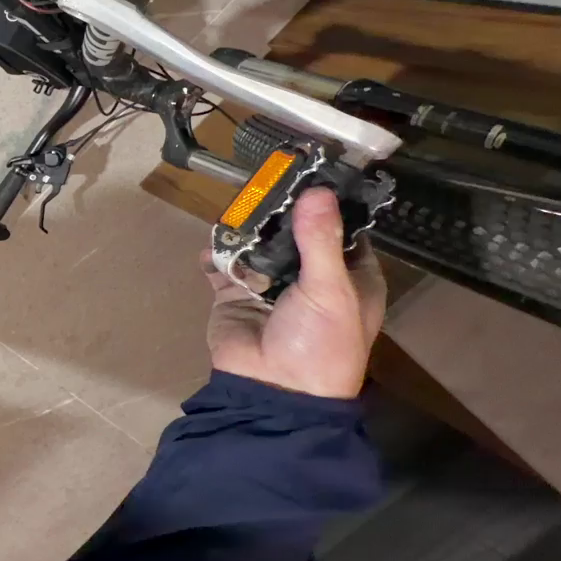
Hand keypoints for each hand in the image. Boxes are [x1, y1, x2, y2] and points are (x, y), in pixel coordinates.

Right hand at [203, 187, 386, 398]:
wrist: (274, 385)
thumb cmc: (320, 340)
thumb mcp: (328, 289)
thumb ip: (317, 240)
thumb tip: (316, 192)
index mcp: (347, 277)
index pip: (340, 231)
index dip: (326, 206)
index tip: (307, 175)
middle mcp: (309, 277)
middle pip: (292, 234)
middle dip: (277, 213)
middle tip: (261, 184)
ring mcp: (269, 285)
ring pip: (256, 246)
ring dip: (244, 231)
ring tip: (234, 211)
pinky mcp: (234, 294)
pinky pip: (223, 266)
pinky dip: (215, 255)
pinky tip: (212, 248)